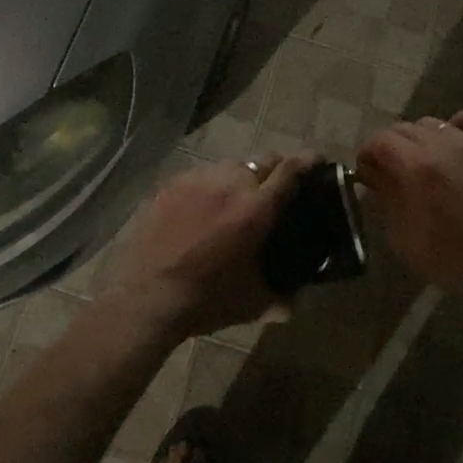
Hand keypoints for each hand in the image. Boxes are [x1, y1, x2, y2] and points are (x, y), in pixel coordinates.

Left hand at [97, 152, 307, 339]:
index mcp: (256, 209)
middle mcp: (230, 183)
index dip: (307, 161)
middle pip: (261, 161)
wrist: (145, 296)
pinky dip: (209, 186)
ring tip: (233, 200)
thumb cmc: (205, 300)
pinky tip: (202, 207)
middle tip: (272, 191)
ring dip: (239, 178)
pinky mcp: (171, 184)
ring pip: (229, 166)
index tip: (316, 160)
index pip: (290, 171)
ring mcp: (197, 179)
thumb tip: (295, 301)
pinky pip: (200, 175)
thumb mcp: (252, 302)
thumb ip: (280, 297)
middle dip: (273, 171)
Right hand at [357, 109, 462, 303]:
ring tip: (423, 162)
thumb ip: (386, 198)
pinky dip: (460, 124)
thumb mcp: (402, 237)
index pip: (379, 141)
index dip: (367, 155)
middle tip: (391, 172)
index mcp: (417, 167)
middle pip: (403, 128)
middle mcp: (443, 145)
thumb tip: (374, 176)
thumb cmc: (452, 259)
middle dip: (390, 147)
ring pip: (434, 123)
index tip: (366, 175)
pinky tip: (456, 143)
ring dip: (420, 138)